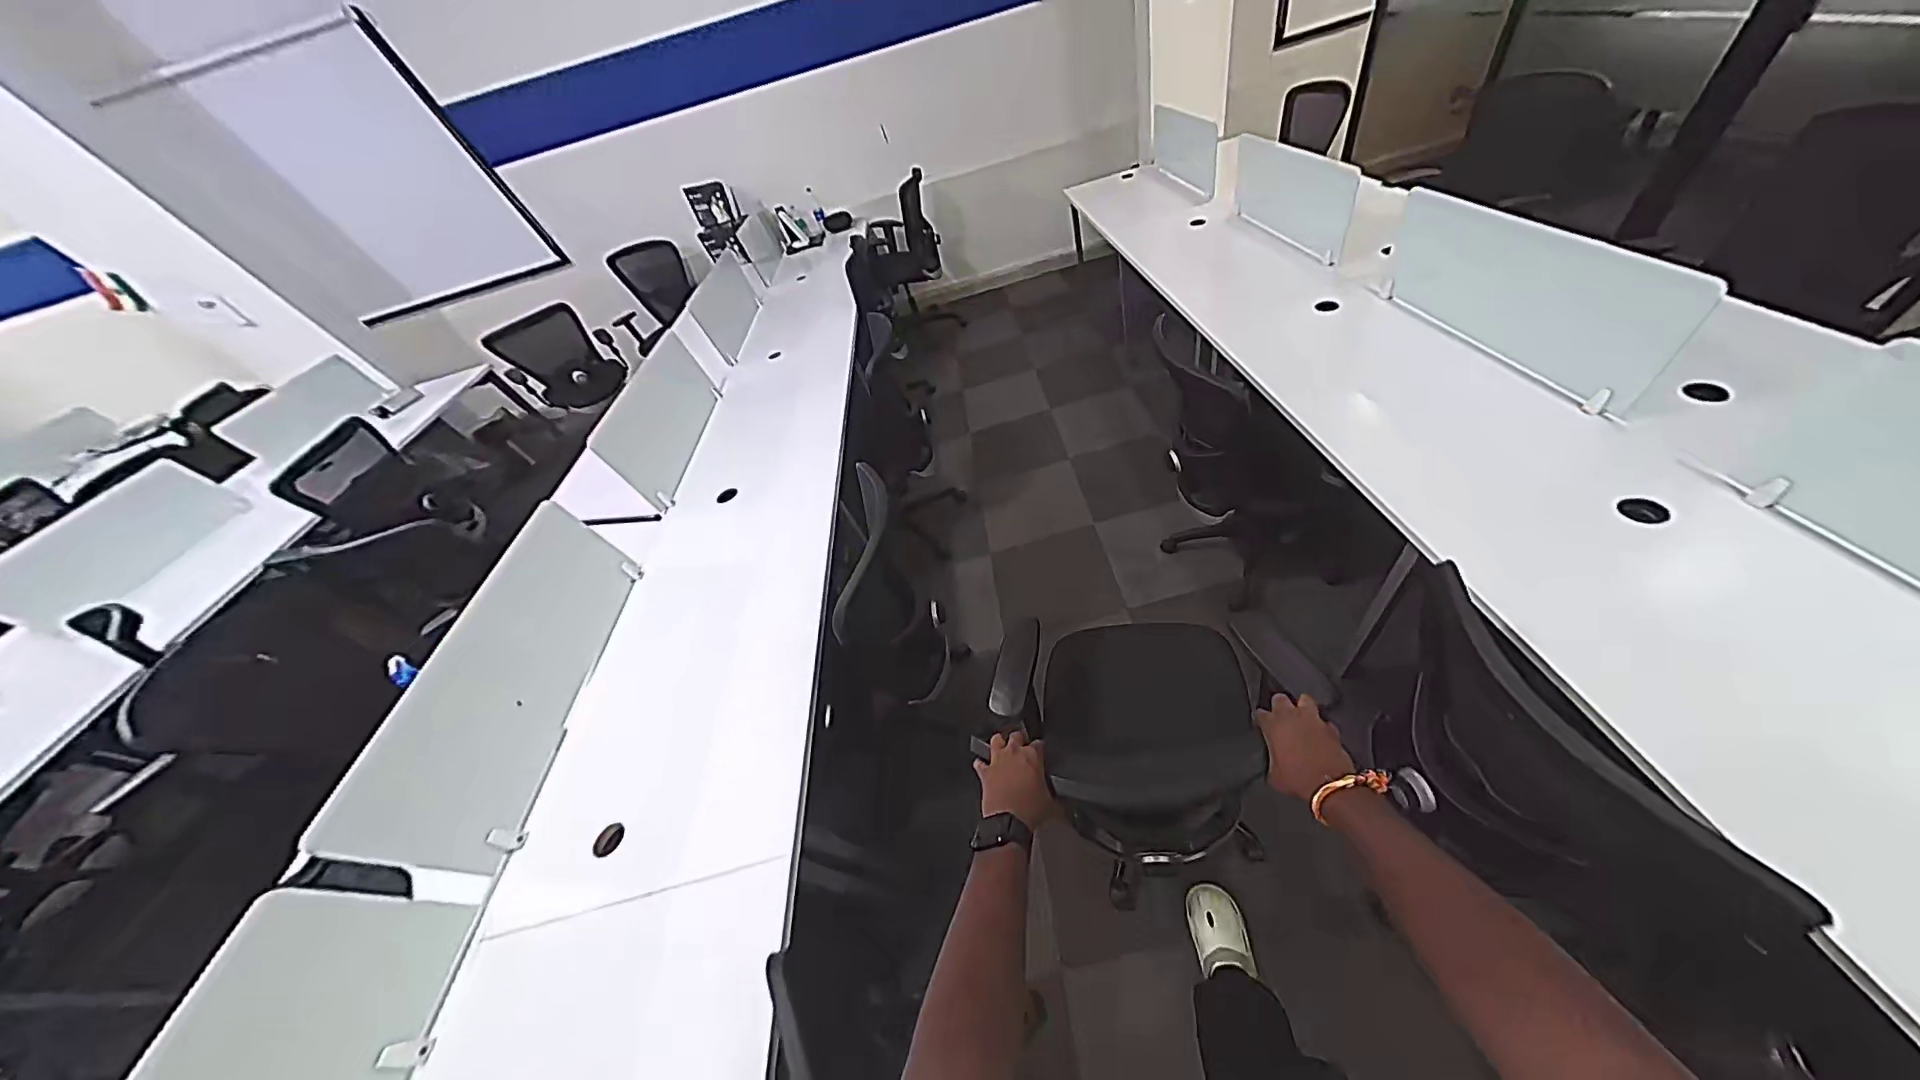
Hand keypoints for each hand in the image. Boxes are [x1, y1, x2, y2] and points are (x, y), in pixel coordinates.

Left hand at [975, 731, 1057, 830]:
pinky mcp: (985, 772)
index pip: (1038, 743)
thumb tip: (1060, 801)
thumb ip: (1054, 794)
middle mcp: (1014, 754)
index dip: (1039, 747)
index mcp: (1033, 757)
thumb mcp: (1051, 803)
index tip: (1040, 751)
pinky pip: (980, 763)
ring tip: (1002, 746)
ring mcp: (997, 761)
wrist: (1008, 821)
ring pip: (996, 740)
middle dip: (1019, 739)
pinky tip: (982, 765)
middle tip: (1021, 745)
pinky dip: (981, 764)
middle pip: (1016, 735)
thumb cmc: (1030, 811)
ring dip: (999, 743)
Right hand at [1256, 693, 1355, 800]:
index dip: (1261, 719)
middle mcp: (1291, 717)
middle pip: (1280, 698)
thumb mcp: (1274, 775)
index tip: (1262, 726)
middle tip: (1280, 716)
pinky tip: (1319, 733)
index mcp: (1273, 725)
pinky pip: (1324, 720)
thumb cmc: (1297, 778)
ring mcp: (1313, 719)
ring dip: (1301, 707)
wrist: (1330, 786)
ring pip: (1304, 699)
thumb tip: (1274, 762)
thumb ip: (1270, 760)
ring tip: (1300, 717)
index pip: (1260, 713)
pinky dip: (1321, 725)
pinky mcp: (1331, 728)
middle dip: (1279, 705)